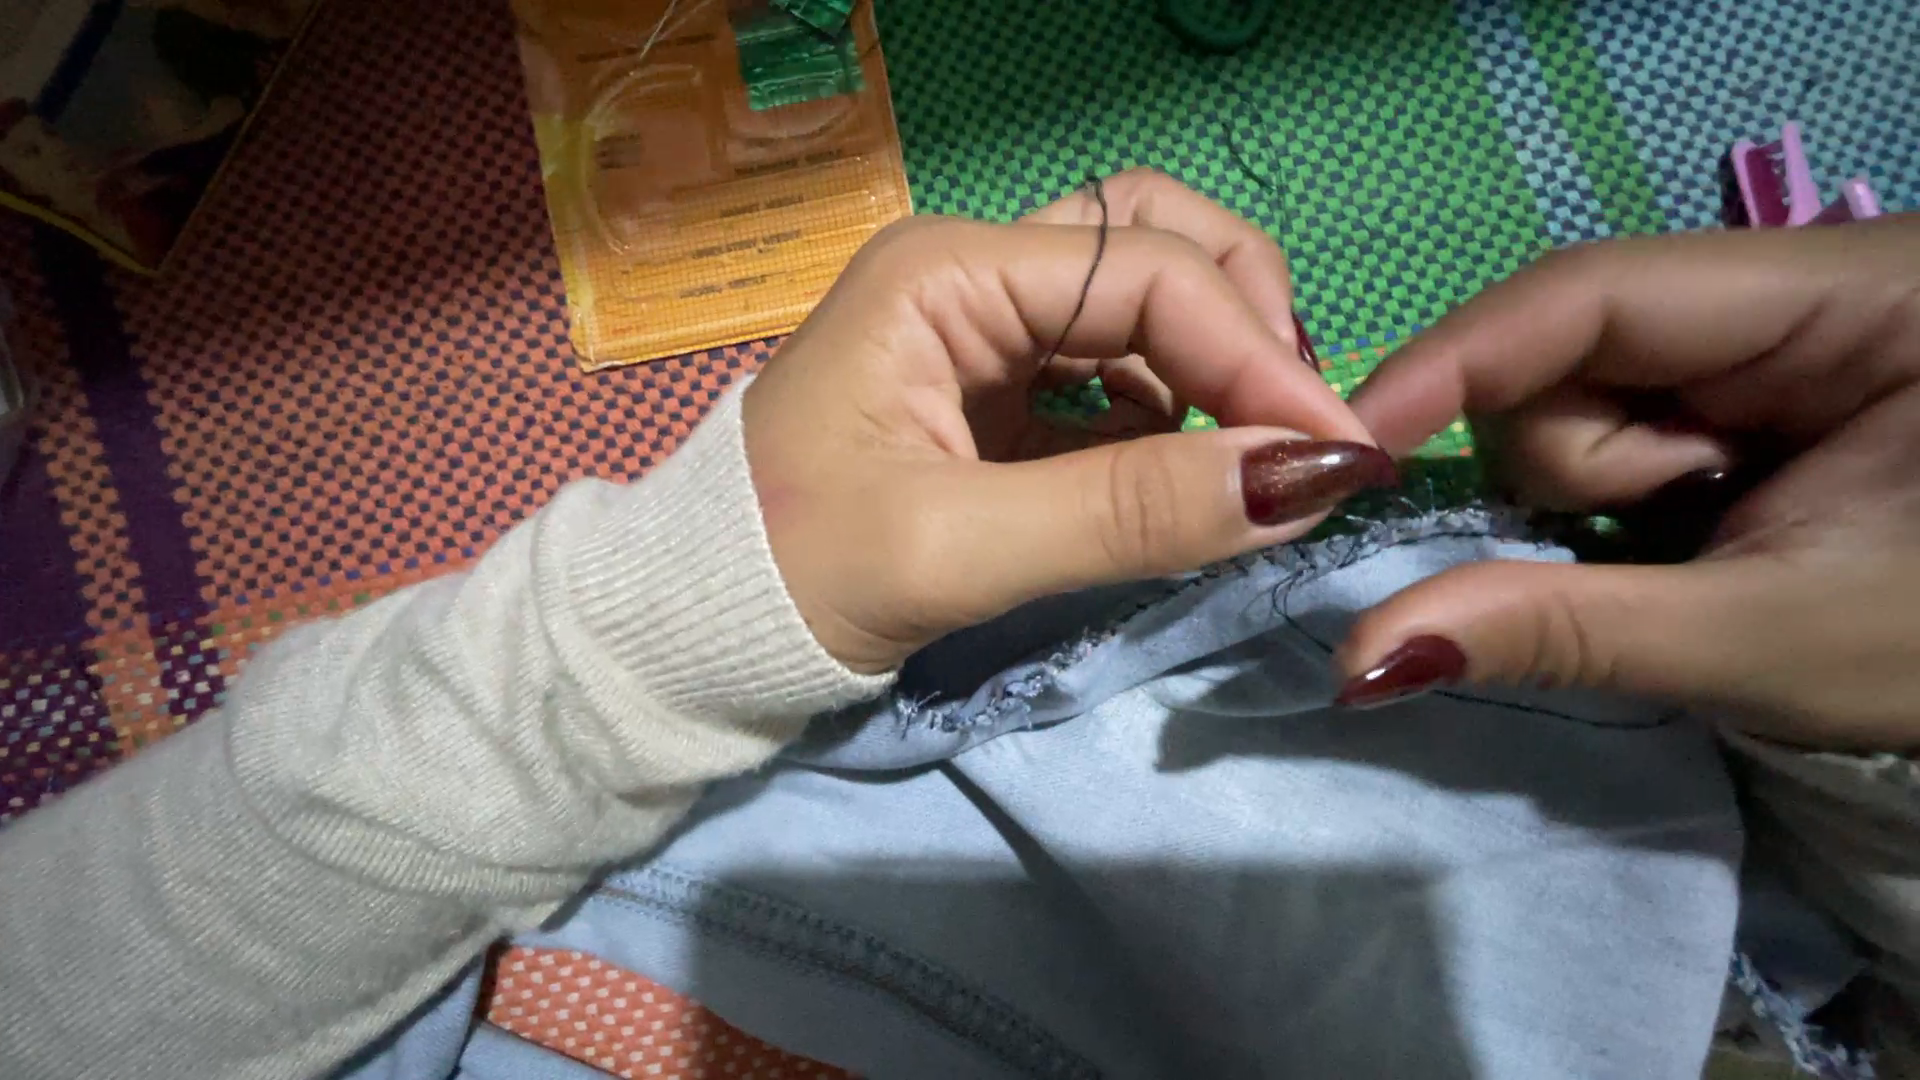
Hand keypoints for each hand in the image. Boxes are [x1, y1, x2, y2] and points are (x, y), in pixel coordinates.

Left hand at [744, 170, 1392, 672]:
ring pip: (1135, 305)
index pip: (1144, 274)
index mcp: (945, 276)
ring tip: (1247, 452)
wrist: (711, 617)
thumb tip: (1303, 481)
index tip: (1333, 450)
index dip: (1255, 354)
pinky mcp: (991, 395)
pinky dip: (1164, 411)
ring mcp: (982, 335)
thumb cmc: (797, 574)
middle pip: (1150, 245)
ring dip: (1211, 365)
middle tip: (1290, 420)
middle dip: (1240, 319)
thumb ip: (1124, 511)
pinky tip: (1176, 467)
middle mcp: (970, 279)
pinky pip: (1105, 376)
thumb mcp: (955, 547)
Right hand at [1343, 215, 1919, 748]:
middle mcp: (1792, 290)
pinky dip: (1599, 490)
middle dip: (1564, 465)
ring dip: (1584, 487)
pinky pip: (1592, 425)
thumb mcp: (1759, 641)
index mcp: (1858, 296)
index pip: (1587, 292)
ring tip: (1691, 537)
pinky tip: (1680, 521)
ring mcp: (1756, 339)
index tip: (1356, 452)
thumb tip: (1359, 656)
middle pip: (1559, 350)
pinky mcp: (1728, 388)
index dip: (1448, 366)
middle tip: (1654, 531)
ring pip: (1562, 397)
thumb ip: (1552, 631)